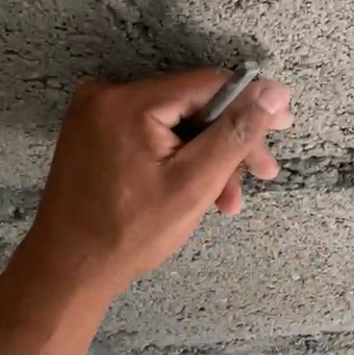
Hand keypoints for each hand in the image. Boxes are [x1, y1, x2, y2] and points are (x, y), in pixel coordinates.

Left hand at [13, 69, 292, 297]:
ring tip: (231, 197)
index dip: (252, 101)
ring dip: (210, 157)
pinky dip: (183, 158)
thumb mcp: (196, 182)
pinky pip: (158, 134)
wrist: (68, 270)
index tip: (285, 121)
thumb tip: (274, 93)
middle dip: (232, 141)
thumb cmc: (130, 232)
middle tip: (265, 169)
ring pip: (180, 124)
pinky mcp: (100, 133)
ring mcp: (100, 114)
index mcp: (127, 102)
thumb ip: (236, 132)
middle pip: (195, 105)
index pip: (209, 84)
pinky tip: (203, 190)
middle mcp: (108, 96)